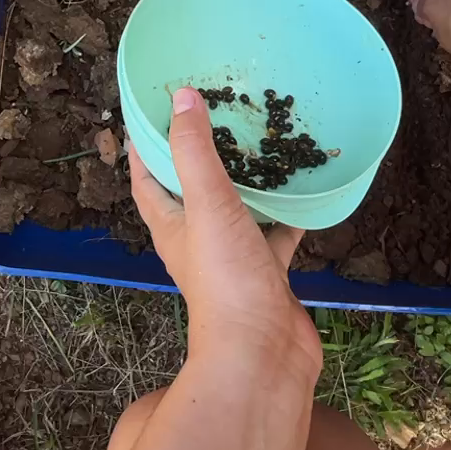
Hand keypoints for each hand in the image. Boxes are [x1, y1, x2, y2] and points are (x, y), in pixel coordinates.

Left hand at [130, 87, 318, 380]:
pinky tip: (305, 190)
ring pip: (236, 208)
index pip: (146, 177)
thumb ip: (195, 152)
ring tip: (262, 142)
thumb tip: (182, 98)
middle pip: (191, 188)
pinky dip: (287, 213)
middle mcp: (196, 239)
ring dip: (245, 180)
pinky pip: (275, 233)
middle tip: (220, 115)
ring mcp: (232, 256)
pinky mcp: (265, 271)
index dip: (145, 145)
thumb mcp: (206, 204)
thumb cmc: (226, 278)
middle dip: (199, 154)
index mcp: (171, 224)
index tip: (155, 110)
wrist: (264, 352)